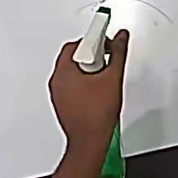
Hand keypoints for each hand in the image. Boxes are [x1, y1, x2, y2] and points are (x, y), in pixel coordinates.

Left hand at [49, 29, 128, 154]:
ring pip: (72, 71)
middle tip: (107, 59)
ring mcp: (58, 94)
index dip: (93, 41)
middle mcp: (57, 82)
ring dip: (88, 69)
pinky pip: (71, 85)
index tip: (106, 43)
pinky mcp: (62, 103)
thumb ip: (118, 53)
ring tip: (105, 76)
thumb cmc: (97, 114)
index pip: (75, 45)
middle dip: (92, 55)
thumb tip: (121, 37)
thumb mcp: (113, 77)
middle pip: (72, 57)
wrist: (90, 141)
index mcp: (64, 72)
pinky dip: (84, 82)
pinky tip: (99, 90)